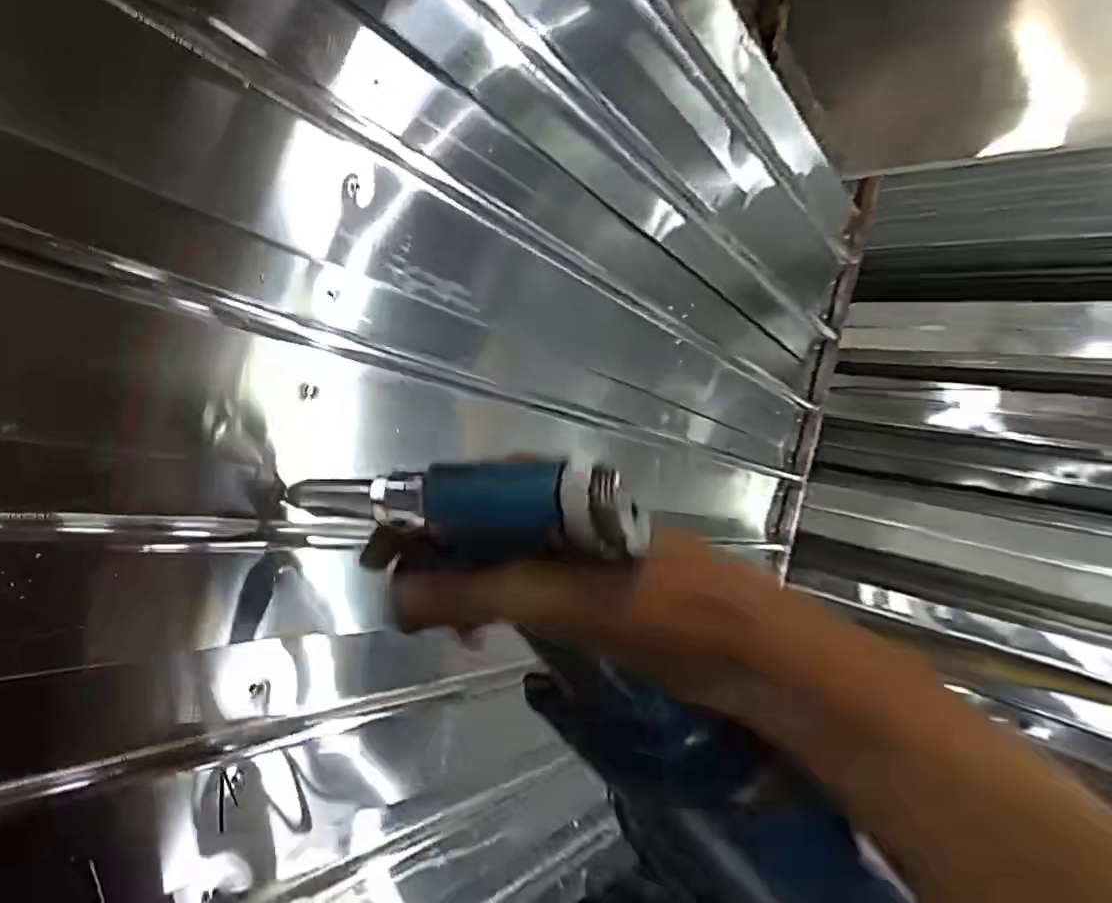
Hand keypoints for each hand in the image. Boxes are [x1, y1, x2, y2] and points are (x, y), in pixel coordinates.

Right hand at [369, 526, 855, 724]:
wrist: (766, 657)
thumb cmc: (661, 611)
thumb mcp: (557, 600)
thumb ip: (473, 594)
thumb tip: (396, 597)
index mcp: (537, 488)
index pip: (448, 491)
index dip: (407, 523)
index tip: (380, 561)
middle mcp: (543, 502)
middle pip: (460, 520)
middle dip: (425, 560)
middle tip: (406, 602)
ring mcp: (561, 537)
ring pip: (483, 549)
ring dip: (453, 584)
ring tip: (446, 625)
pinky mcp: (576, 571)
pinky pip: (510, 574)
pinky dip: (484, 599)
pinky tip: (483, 628)